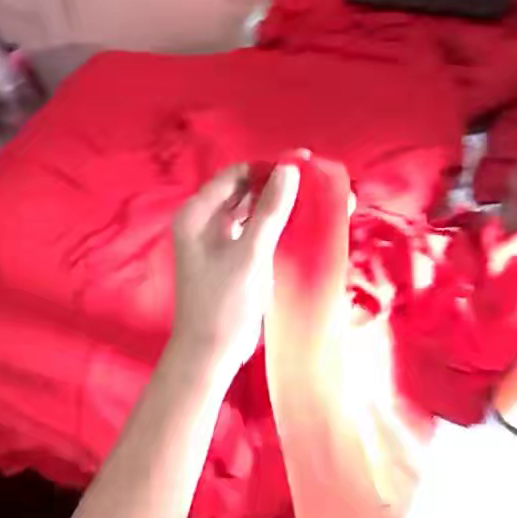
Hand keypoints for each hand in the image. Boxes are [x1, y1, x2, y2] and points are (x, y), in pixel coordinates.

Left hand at [170, 161, 301, 366]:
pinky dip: (278, 225)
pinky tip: (305, 224)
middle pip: (245, 190)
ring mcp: (217, 240)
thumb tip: (290, 169)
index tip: (305, 165)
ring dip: (283, 205)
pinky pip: (256, 231)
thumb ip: (270, 211)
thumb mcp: (250, 255)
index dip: (269, 168)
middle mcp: (204, 221)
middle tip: (319, 183)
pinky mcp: (232, 257)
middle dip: (280, 185)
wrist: (209, 352)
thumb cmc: (223, 303)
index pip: (236, 175)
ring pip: (253, 210)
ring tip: (319, 200)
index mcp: (197, 214)